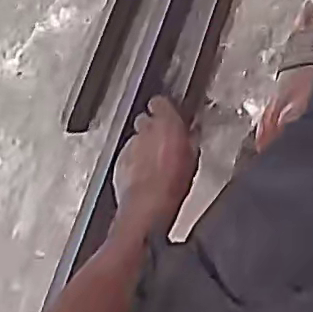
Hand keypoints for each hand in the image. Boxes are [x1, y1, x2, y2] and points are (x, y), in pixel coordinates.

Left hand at [112, 96, 197, 236]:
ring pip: (136, 138)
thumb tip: (193, 132)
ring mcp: (130, 146)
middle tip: (163, 138)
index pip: (160, 102)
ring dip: (143, 144)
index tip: (168, 113)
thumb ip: (191, 137)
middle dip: (152, 126)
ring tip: (153, 160)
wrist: (146, 210)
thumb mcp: (193, 157)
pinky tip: (143, 173)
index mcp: (165, 122)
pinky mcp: (119, 163)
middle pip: (145, 119)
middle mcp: (145, 130)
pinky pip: (127, 155)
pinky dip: (133, 160)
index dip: (163, 107)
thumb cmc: (172, 183)